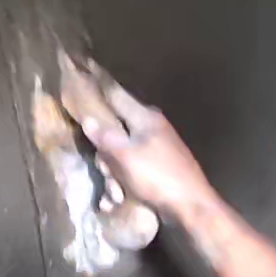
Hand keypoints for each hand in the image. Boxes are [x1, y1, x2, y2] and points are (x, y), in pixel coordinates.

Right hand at [57, 52, 213, 218]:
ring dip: (115, 178)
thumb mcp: (126, 157)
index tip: (83, 68)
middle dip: (106, 156)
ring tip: (116, 196)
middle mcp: (152, 128)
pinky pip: (133, 172)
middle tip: (106, 172)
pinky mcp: (160, 168)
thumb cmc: (158, 177)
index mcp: (145, 118)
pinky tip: (120, 201)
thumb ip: (106, 137)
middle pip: (116, 132)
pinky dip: (126, 186)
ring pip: (122, 157)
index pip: (117, 95)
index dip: (99, 85)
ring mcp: (157, 149)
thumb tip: (89, 119)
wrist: (192, 207)